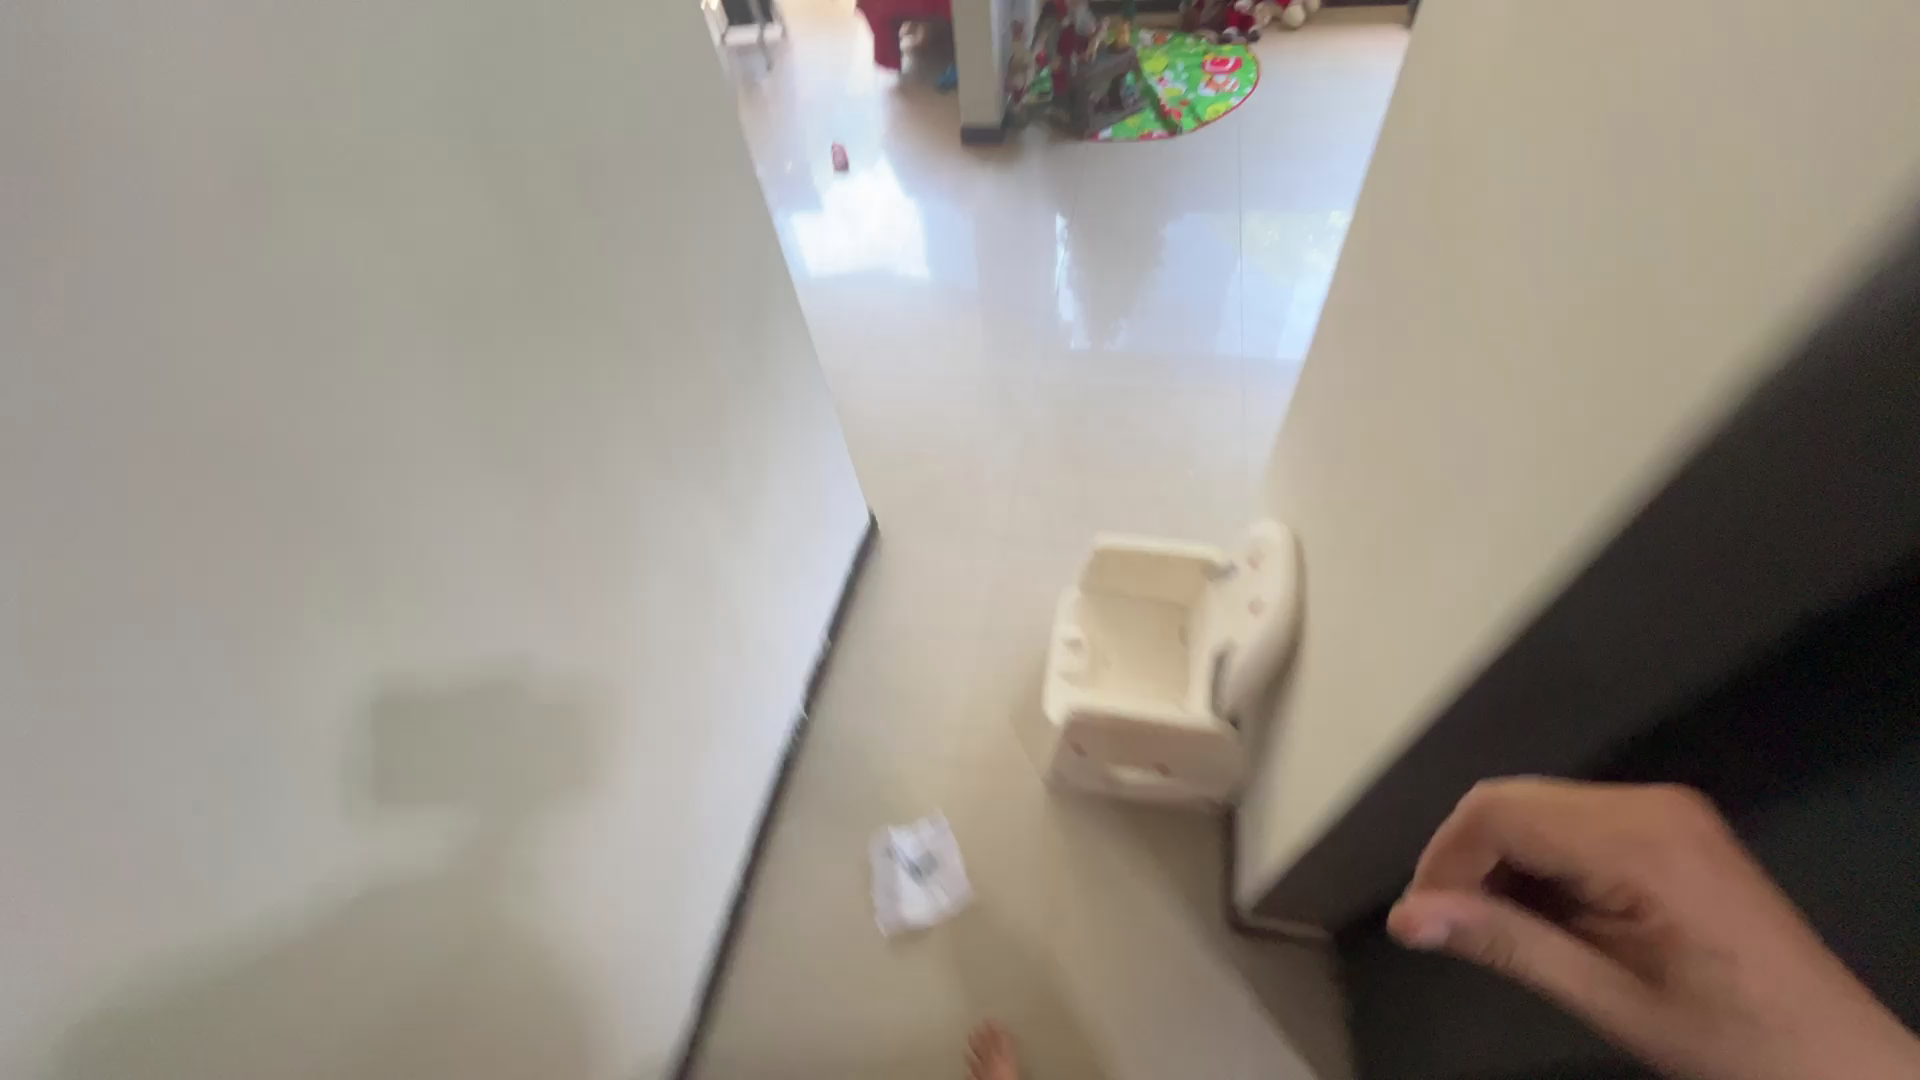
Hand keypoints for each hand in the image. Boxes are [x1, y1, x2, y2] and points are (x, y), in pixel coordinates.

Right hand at [1389, 778, 1919, 1079]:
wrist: (1849, 1069)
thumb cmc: (1737, 1045)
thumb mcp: (1612, 1002)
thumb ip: (1504, 944)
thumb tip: (1404, 917)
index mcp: (1641, 843)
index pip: (1497, 815)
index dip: (1445, 859)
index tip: (1425, 916)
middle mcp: (1648, 805)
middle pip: (1508, 801)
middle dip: (1465, 858)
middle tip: (1451, 922)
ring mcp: (1660, 808)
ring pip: (1528, 805)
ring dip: (1496, 858)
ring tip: (1499, 921)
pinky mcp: (1663, 821)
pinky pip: (1562, 816)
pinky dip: (1532, 855)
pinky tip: (1544, 906)